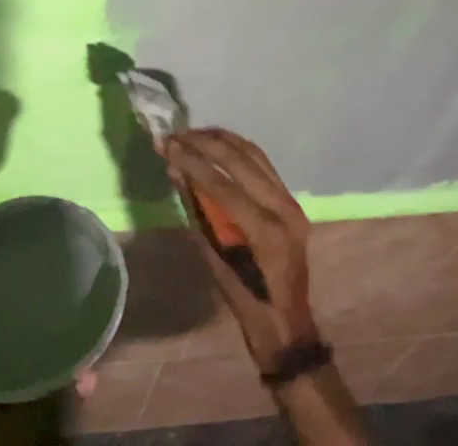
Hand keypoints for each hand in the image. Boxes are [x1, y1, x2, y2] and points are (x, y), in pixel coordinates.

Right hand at [162, 129, 318, 372]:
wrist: (287, 323)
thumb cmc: (246, 300)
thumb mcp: (214, 257)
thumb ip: (197, 211)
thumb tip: (175, 171)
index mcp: (264, 230)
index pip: (220, 183)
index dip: (190, 160)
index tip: (165, 145)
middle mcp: (283, 208)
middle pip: (239, 160)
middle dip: (203, 142)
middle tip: (174, 135)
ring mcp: (291, 202)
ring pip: (254, 154)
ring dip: (221, 139)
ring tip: (192, 134)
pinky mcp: (292, 201)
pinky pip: (263, 164)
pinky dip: (238, 150)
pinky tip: (218, 144)